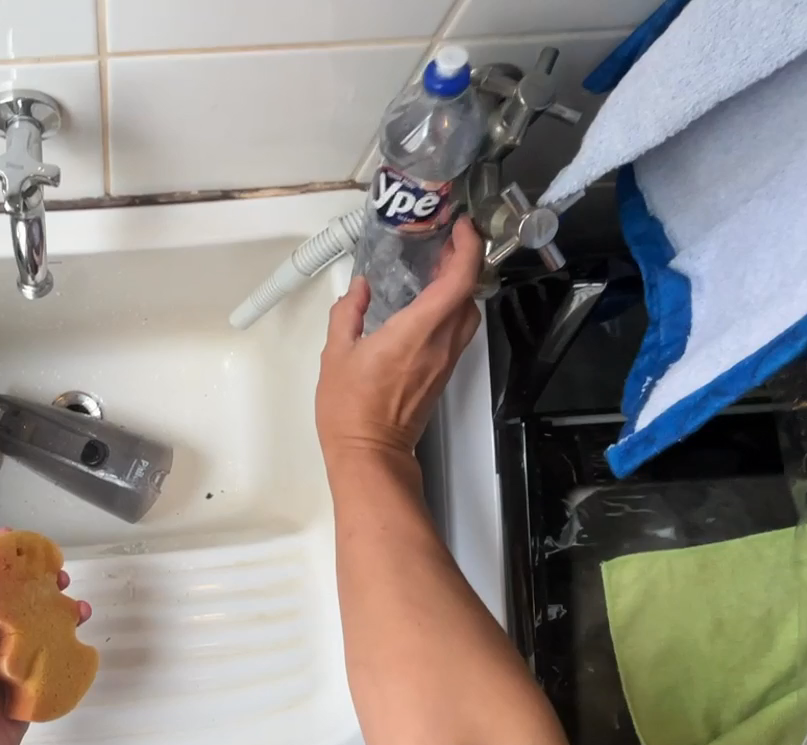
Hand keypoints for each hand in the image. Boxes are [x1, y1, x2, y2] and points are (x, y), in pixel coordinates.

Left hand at [0, 555, 92, 744]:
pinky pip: (53, 659)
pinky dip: (69, 646)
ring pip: (41, 628)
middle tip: (59, 574)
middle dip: (39, 585)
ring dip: (60, 614)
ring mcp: (14, 662)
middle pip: (19, 602)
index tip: (14, 538)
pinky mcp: (32, 684)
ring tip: (79, 608)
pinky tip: (81, 639)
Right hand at [317, 217, 483, 456]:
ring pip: (468, 313)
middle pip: (470, 292)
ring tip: (435, 275)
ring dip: (459, 289)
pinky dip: (450, 312)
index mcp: (416, 332)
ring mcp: (444, 361)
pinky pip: (456, 333)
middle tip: (443, 247)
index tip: (459, 228)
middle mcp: (440, 344)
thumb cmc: (349, 409)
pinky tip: (426, 310)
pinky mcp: (441, 375)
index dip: (468, 246)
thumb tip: (358, 289)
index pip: (460, 279)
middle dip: (464, 263)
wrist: (369, 452)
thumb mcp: (336, 355)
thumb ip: (348, 314)